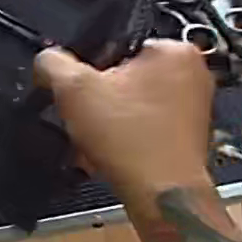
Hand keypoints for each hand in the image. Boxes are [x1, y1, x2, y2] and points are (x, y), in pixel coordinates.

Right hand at [34, 39, 213, 213]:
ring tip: (96, 142)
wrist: (161, 195)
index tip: (79, 95)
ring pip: (132, 106)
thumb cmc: (129, 139)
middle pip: (123, 78)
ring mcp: (195, 106)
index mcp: (173, 49)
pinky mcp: (189, 135)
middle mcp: (193, 73)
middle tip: (86, 121)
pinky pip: (145, 128)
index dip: (89, 72)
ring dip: (108, 123)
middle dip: (98, 101)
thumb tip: (45, 59)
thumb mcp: (74, 90)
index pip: (116, 47)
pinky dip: (125, 139)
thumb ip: (53, 64)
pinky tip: (111, 156)